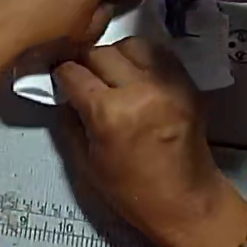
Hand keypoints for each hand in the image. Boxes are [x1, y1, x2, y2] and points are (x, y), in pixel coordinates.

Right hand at [54, 39, 246, 246]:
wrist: (186, 202)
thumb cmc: (130, 191)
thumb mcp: (86, 161)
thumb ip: (71, 121)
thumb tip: (64, 93)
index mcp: (109, 113)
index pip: (74, 72)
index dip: (61, 74)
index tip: (59, 79)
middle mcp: (140, 89)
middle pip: (100, 52)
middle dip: (85, 62)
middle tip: (82, 77)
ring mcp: (167, 83)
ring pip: (131, 44)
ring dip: (115, 55)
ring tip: (112, 74)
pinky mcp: (187, 83)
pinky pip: (159, 54)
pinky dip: (142, 59)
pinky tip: (136, 76)